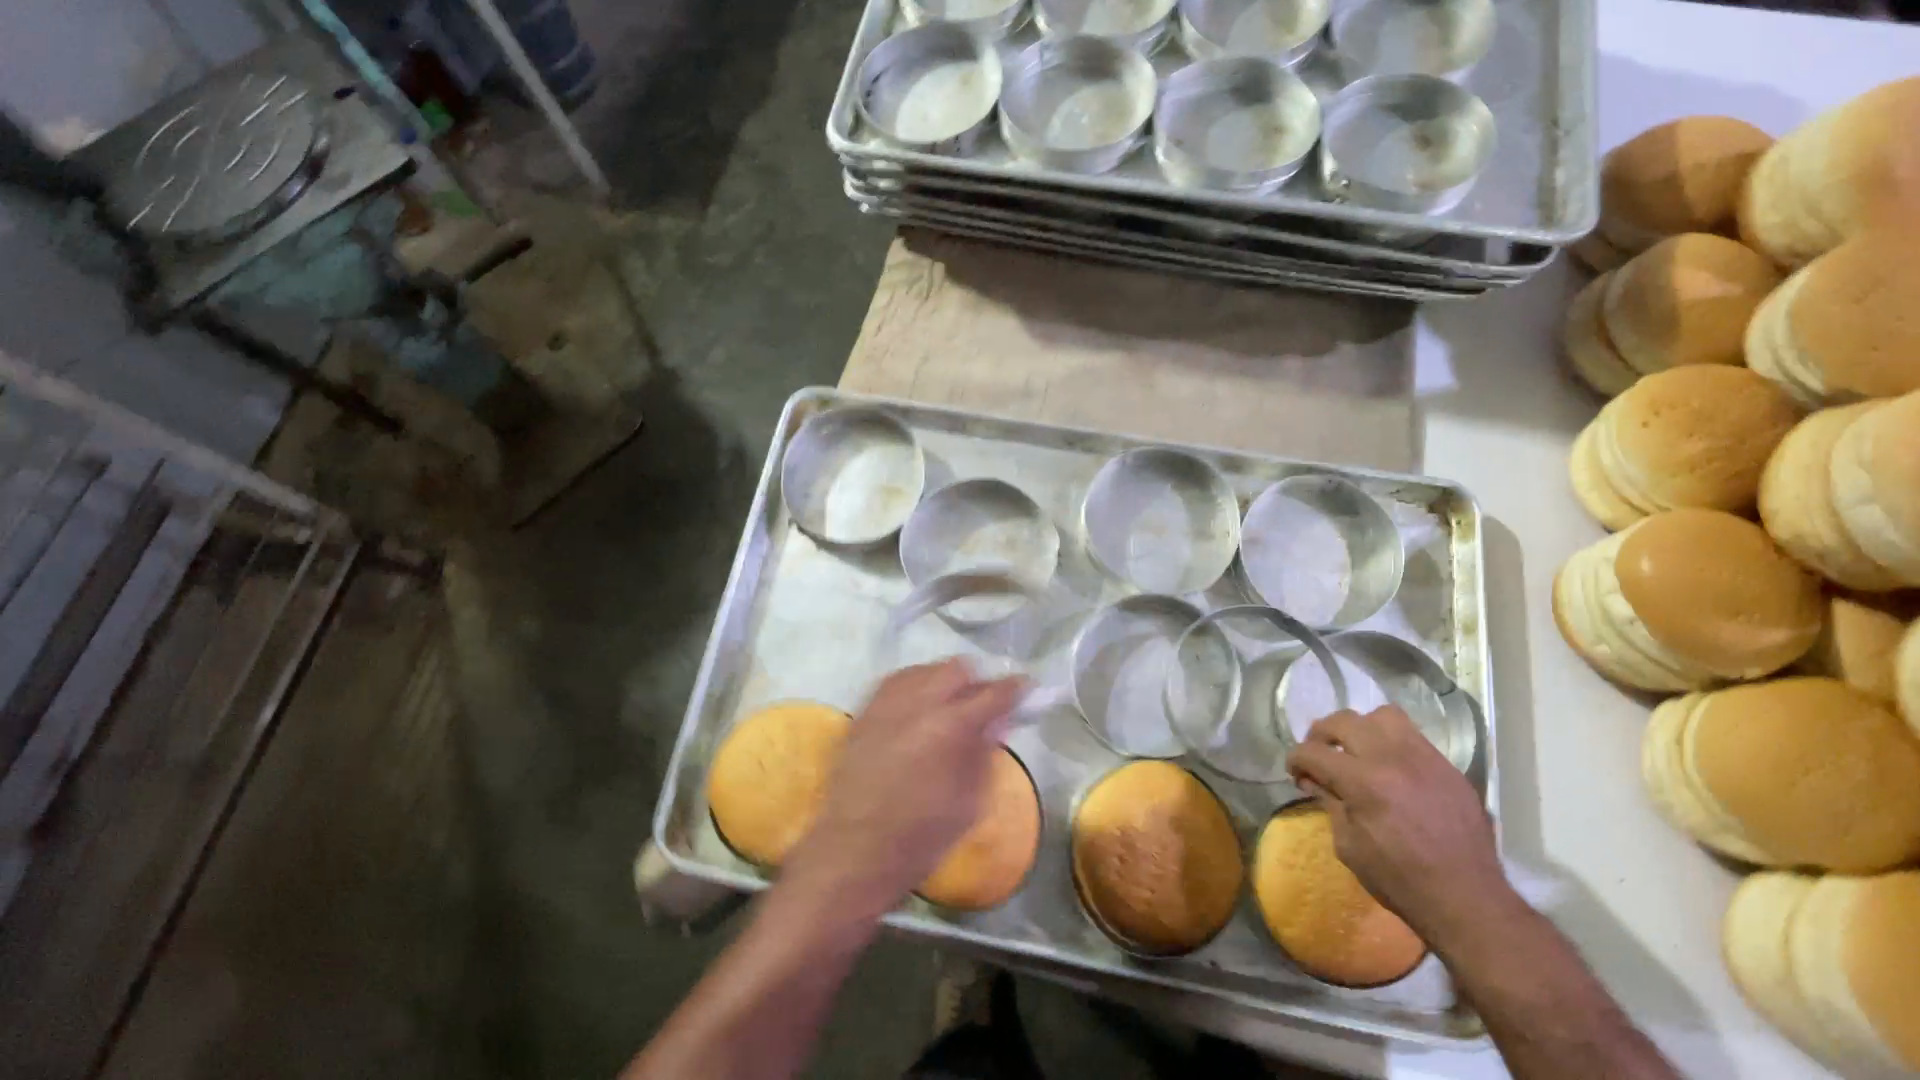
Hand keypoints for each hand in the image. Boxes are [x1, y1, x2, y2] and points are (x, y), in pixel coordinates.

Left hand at [785, 659, 1026, 921]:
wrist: (855, 852)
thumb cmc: (921, 837)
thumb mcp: (971, 801)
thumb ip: (985, 753)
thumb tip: (997, 721)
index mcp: (951, 726)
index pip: (994, 692)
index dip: (1016, 689)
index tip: (1027, 691)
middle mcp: (918, 703)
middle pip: (957, 669)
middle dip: (977, 681)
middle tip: (986, 704)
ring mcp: (885, 704)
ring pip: (924, 670)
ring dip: (944, 682)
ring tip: (951, 705)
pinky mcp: (863, 714)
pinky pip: (895, 684)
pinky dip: (914, 689)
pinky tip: (920, 710)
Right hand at [1286, 706, 1512, 947]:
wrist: (1467, 898)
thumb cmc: (1400, 880)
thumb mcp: (1350, 846)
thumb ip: (1330, 803)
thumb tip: (1314, 779)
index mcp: (1364, 782)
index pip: (1313, 752)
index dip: (1295, 760)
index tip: (1295, 773)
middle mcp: (1393, 758)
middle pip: (1344, 720)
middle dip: (1321, 735)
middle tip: (1318, 756)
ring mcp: (1425, 758)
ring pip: (1383, 716)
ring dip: (1361, 728)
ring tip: (1357, 751)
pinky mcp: (1448, 766)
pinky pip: (1413, 737)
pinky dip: (1391, 743)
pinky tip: (1390, 770)